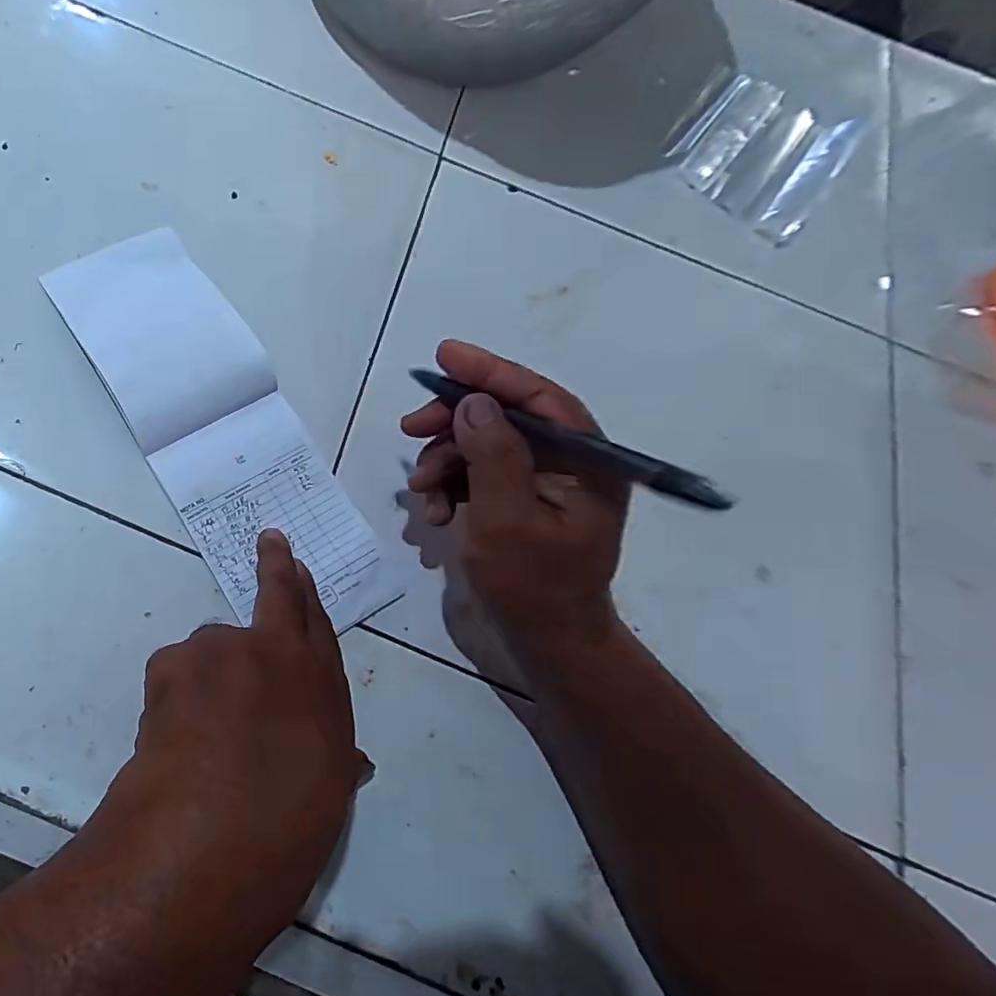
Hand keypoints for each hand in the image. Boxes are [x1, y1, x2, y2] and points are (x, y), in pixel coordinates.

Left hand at [79, 530, 363, 941]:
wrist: (213, 830)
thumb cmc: (286, 824)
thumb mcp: (326, 790)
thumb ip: (332, 755)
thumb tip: (352, 761)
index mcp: (321, 683)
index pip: (315, 618)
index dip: (302, 585)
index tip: (289, 556)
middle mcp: (276, 652)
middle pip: (275, 596)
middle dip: (274, 565)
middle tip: (270, 543)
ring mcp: (223, 649)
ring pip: (213, 649)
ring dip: (208, 675)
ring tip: (201, 732)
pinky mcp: (175, 660)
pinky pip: (177, 672)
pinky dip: (176, 695)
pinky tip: (175, 735)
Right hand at [401, 340, 630, 647]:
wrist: (546, 640)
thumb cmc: (533, 585)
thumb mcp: (507, 520)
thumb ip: (494, 457)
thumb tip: (475, 404)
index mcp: (587, 461)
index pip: (538, 397)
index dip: (490, 372)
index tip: (444, 356)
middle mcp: (569, 462)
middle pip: (504, 417)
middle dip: (452, 423)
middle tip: (409, 429)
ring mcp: (543, 483)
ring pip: (483, 446)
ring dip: (443, 461)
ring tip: (420, 493)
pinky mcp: (519, 500)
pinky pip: (477, 475)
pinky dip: (449, 486)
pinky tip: (431, 511)